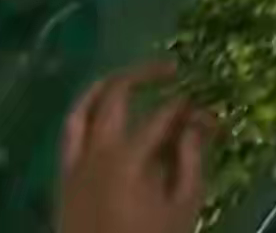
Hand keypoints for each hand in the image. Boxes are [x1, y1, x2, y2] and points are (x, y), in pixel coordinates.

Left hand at [59, 64, 210, 232]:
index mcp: (129, 158)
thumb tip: (196, 123)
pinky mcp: (64, 184)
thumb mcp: (184, 206)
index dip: (192, 108)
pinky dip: (86, 115)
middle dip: (146, 74)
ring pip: (81, 110)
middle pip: (117, 94)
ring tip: (128, 76)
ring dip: (105, 86)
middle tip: (172, 70)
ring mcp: (74, 168)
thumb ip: (191, 157)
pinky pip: (70, 137)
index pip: (165, 113)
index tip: (211, 117)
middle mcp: (97, 154)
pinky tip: (104, 115)